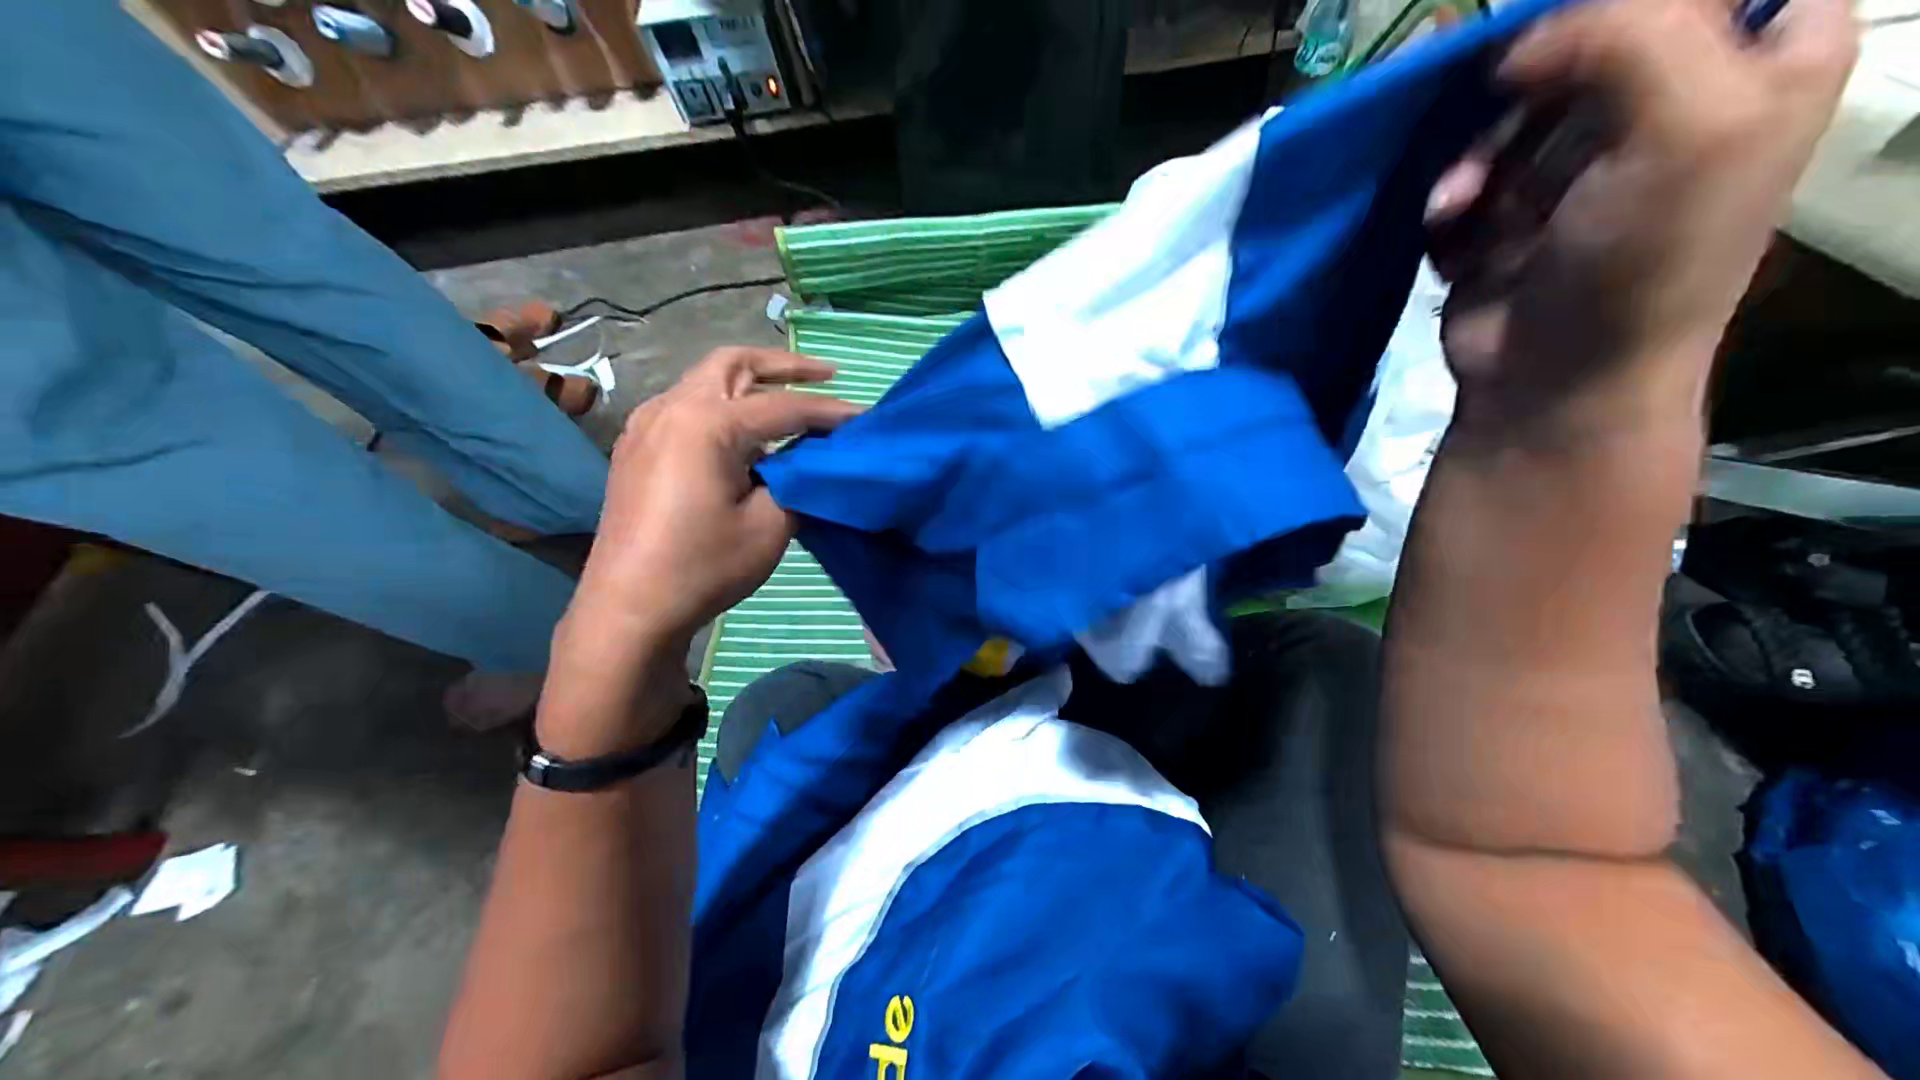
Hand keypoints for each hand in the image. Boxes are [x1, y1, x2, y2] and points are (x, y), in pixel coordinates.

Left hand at [539, 347, 857, 752]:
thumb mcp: (770, 524)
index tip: (866, 416)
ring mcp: (646, 425)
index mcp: (705, 422)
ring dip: (751, 383)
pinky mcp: (636, 448)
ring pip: (706, 381)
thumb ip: (798, 477)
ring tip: (790, 403)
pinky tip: (743, 434)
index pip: (782, 406)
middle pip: (733, 364)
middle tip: (827, 375)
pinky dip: (723, 405)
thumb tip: (811, 457)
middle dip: (784, 366)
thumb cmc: (703, 566)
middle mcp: (671, 408)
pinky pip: (686, 406)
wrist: (629, 608)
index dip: (829, 411)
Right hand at [1428, 0, 1854, 433]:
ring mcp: (1583, 162)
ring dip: (1472, 156)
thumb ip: (1628, 34)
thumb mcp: (1689, 125)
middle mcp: (1671, 103)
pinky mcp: (1511, 211)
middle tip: (1493, 111)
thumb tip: (1520, 44)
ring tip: (1457, 205)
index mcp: (1761, 61)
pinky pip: (1469, 171)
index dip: (1615, 10)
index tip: (1559, 46)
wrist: (1552, 384)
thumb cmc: (1642, 264)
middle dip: (1523, 86)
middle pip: (1586, 39)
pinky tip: (1450, 229)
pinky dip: (1451, 199)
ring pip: (1511, 109)